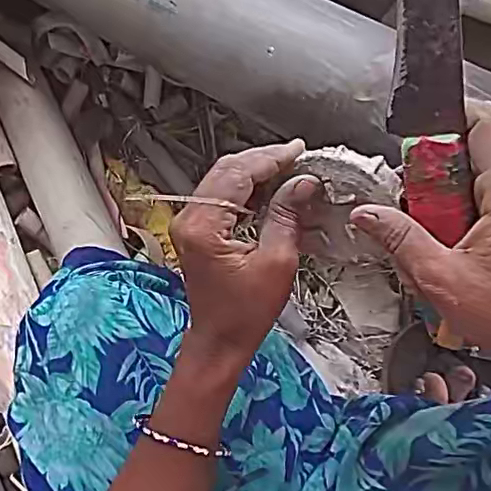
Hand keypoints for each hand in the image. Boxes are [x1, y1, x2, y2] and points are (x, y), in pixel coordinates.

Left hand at [170, 140, 318, 358]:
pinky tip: (268, 188)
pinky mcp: (195, 231)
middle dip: (263, 160)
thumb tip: (302, 183)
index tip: (296, 150)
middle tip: (295, 156)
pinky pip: (220, 197)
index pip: (237, 175)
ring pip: (222, 180)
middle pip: (226, 171)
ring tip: (287, 169)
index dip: (270, 158)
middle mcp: (188, 220)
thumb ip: (286, 216)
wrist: (220, 340)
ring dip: (254, 172)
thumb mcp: (277, 263)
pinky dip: (245, 188)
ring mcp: (188, 225)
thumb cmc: (243, 314)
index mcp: (203, 227)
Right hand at [351, 101, 490, 369]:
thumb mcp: (438, 275)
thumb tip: (366, 214)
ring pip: (474, 173)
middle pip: (473, 147)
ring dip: (441, 191)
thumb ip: (399, 237)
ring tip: (425, 222)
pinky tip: (442, 239)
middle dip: (433, 164)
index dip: (447, 117)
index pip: (485, 123)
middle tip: (410, 194)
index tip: (414, 135)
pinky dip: (455, 209)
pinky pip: (482, 197)